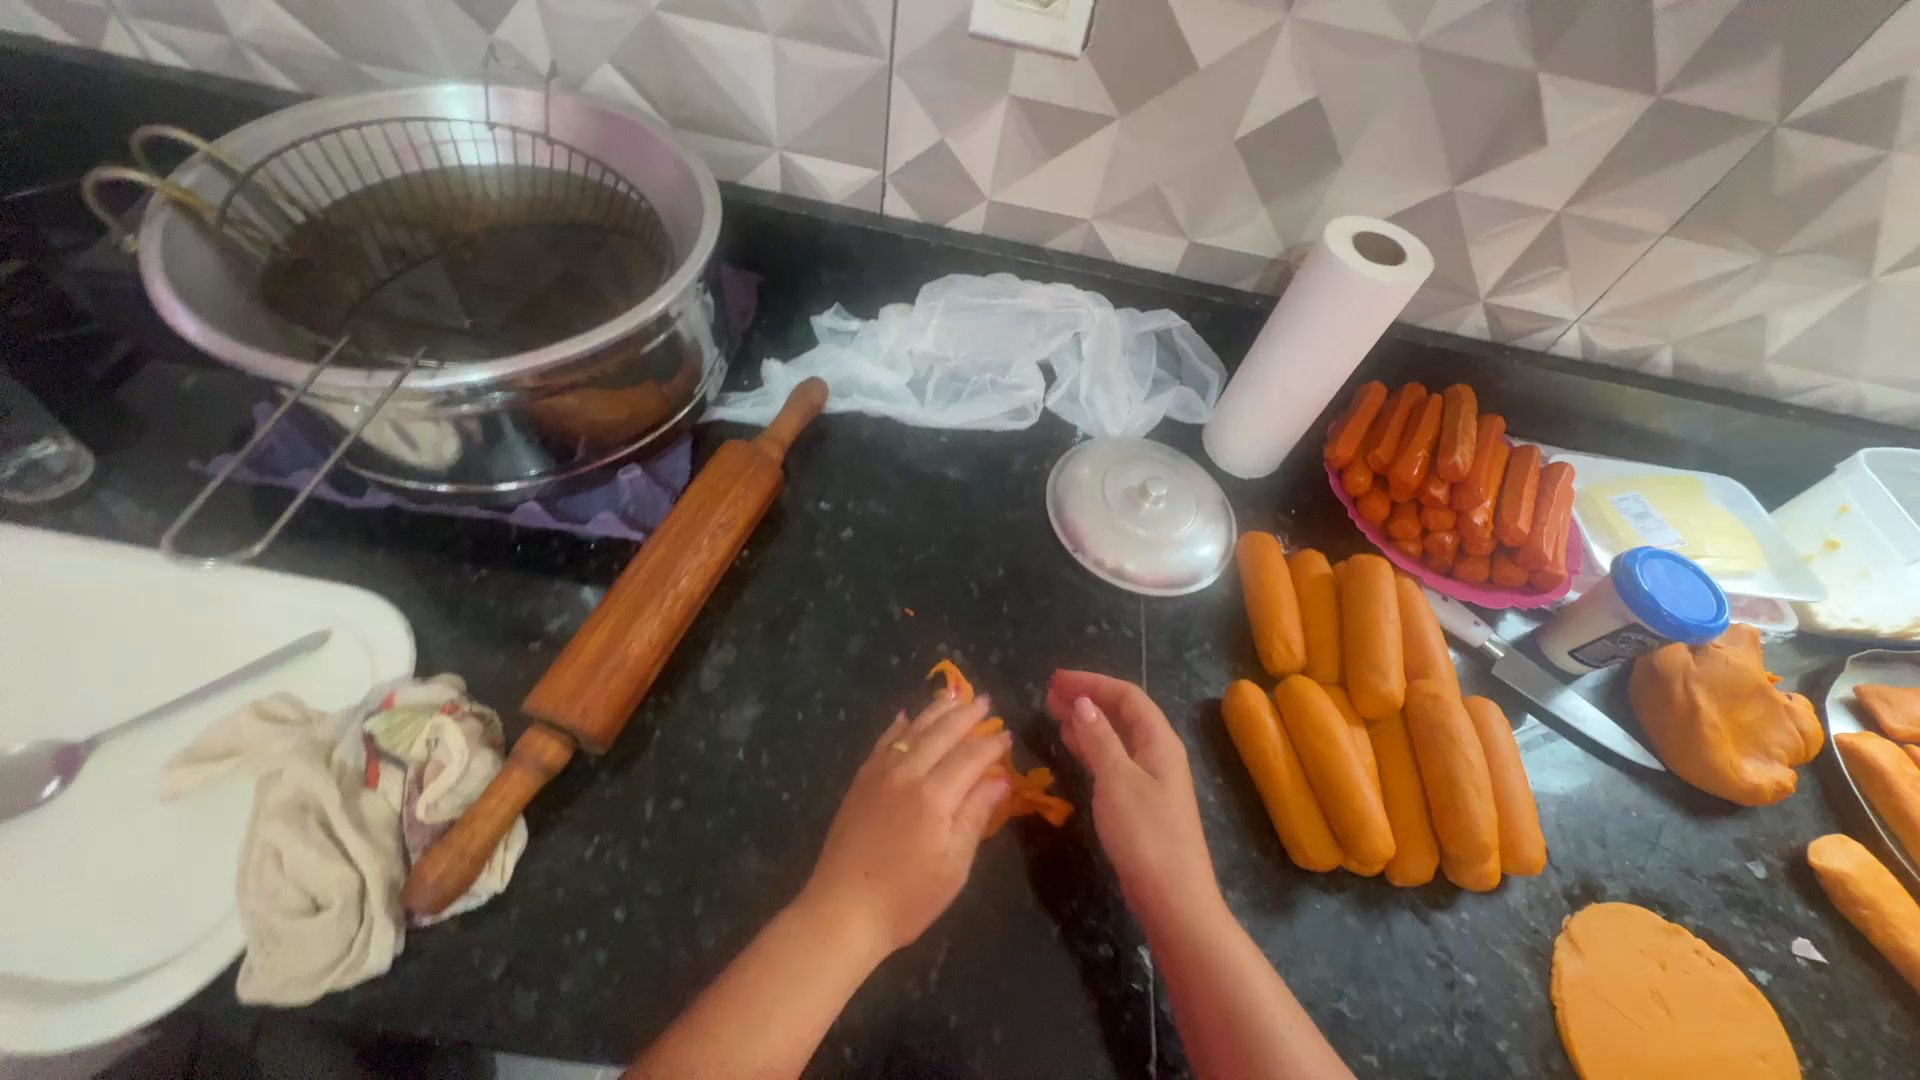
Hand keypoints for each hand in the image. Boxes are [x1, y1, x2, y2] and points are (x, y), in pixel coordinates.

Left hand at [798, 693, 1011, 958]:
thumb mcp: (954, 864)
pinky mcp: (860, 781)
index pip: (972, 756)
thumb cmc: (908, 898)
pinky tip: (906, 717)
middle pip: (942, 733)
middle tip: (986, 700)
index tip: (1007, 735)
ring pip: (912, 731)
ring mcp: (880, 774)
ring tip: (953, 693)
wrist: (843, 911)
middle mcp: (908, 774)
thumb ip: (976, 815)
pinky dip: (899, 727)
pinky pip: (883, 742)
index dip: (992, 743)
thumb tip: (1001, 779)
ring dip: (935, 710)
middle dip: (967, 715)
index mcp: (936, 795)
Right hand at [1047, 671, 1219, 926]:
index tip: (1055, 680)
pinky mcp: (1139, 801)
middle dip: (1087, 698)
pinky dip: (1090, 747)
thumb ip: (1098, 738)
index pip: (1126, 696)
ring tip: (1053, 712)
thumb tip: (1082, 702)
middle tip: (1049, 693)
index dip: (1091, 682)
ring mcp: (1150, 778)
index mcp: (1159, 741)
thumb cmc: (1145, 834)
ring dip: (1086, 721)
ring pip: (1115, 736)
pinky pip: (1112, 759)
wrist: (1172, 897)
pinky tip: (1071, 746)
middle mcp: (1158, 753)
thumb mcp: (1116, 779)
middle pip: (1122, 713)